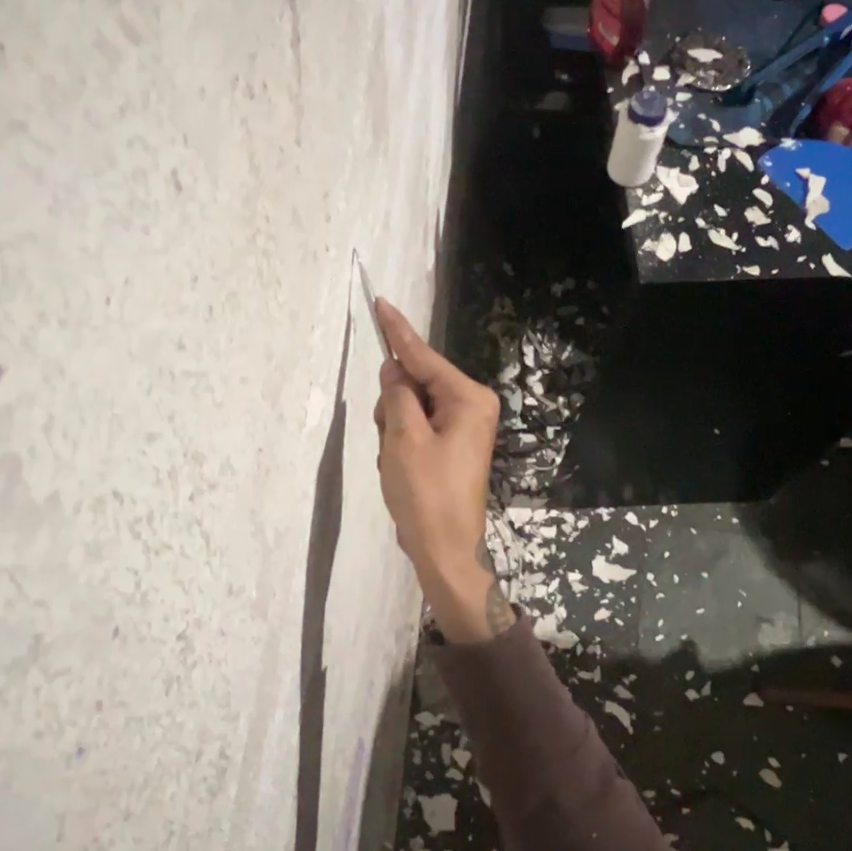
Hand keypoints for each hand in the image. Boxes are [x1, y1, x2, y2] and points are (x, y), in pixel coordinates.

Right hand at [371, 298, 512, 642]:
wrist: (445, 549)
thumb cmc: (425, 492)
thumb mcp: (403, 438)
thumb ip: (397, 395)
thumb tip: (394, 369)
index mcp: (468, 399)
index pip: (424, 356)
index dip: (397, 331)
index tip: (380, 301)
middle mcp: (472, 407)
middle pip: (416, 382)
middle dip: (393, 404)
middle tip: (388, 437)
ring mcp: (462, 429)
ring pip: (410, 407)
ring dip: (393, 428)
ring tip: (395, 461)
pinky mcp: (451, 448)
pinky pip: (416, 429)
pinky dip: (400, 443)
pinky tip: (400, 469)